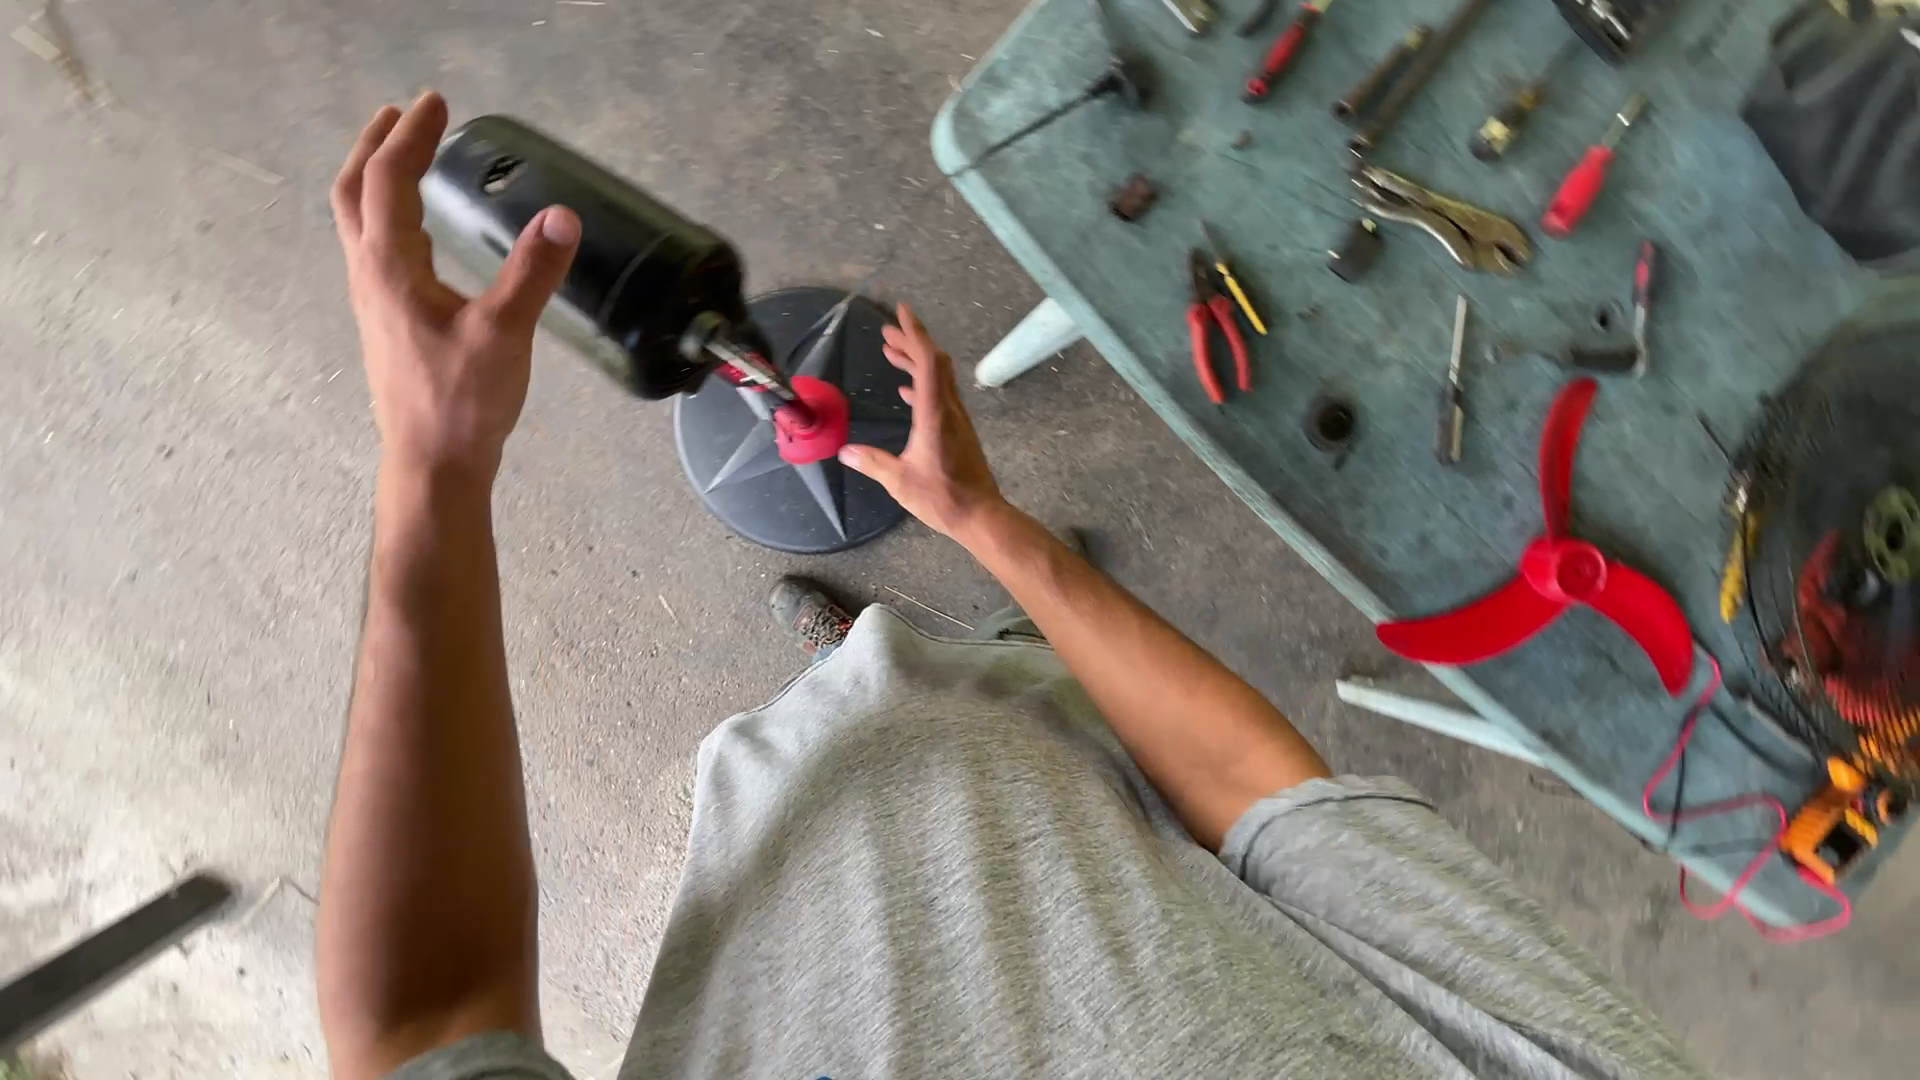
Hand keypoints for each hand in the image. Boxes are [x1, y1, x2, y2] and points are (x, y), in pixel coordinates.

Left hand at [332, 92, 580, 483]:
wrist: (434, 459)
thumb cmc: (464, 398)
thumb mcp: (506, 333)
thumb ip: (533, 272)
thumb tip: (562, 216)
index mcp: (390, 266)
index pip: (390, 181)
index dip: (412, 137)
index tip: (435, 102)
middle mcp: (371, 275)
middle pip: (354, 192)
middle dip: (376, 147)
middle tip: (401, 117)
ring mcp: (376, 302)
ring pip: (359, 224)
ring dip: (375, 183)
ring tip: (402, 164)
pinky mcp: (390, 325)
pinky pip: (377, 253)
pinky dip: (389, 222)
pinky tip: (420, 241)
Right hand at [838, 304, 1007, 539]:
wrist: (979, 514)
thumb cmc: (941, 498)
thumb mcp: (900, 481)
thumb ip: (872, 462)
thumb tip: (845, 451)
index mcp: (933, 414)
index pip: (927, 361)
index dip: (915, 334)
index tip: (901, 313)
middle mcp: (948, 409)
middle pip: (935, 362)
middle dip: (912, 342)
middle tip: (887, 332)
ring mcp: (957, 419)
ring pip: (940, 377)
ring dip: (917, 361)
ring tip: (892, 353)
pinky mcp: (959, 430)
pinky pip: (941, 395)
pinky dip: (923, 384)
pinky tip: (906, 391)